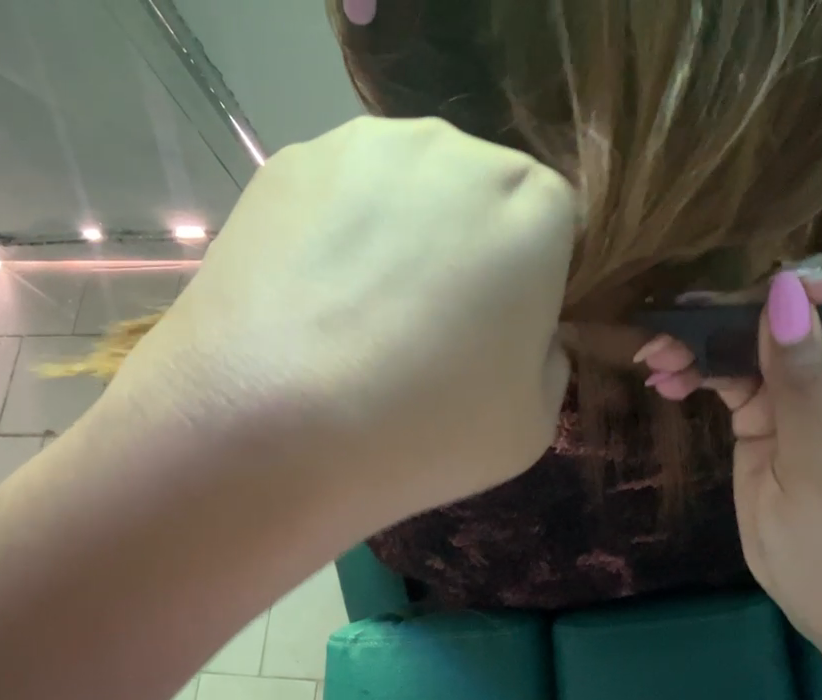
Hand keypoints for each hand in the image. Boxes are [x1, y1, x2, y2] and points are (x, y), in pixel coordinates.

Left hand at [106, 116, 575, 527]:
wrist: (264, 424)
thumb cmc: (424, 431)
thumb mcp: (533, 424)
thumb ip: (550, 360)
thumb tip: (525, 331)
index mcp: (536, 206)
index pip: (557, 230)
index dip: (531, 286)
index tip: (498, 338)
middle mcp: (457, 150)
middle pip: (482, 197)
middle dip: (469, 250)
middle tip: (429, 330)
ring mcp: (364, 146)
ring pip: (408, 189)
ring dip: (402, 236)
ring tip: (361, 316)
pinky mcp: (289, 162)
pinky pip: (340, 196)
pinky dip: (337, 235)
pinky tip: (312, 300)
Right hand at [694, 249, 821, 647]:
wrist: (810, 588)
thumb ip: (802, 377)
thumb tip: (785, 292)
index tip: (791, 298)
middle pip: (808, 300)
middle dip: (750, 305)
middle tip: (691, 321)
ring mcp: (802, 383)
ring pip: (757, 332)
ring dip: (706, 336)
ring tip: (657, 352)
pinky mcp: (762, 405)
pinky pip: (727, 370)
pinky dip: (694, 369)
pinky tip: (662, 378)